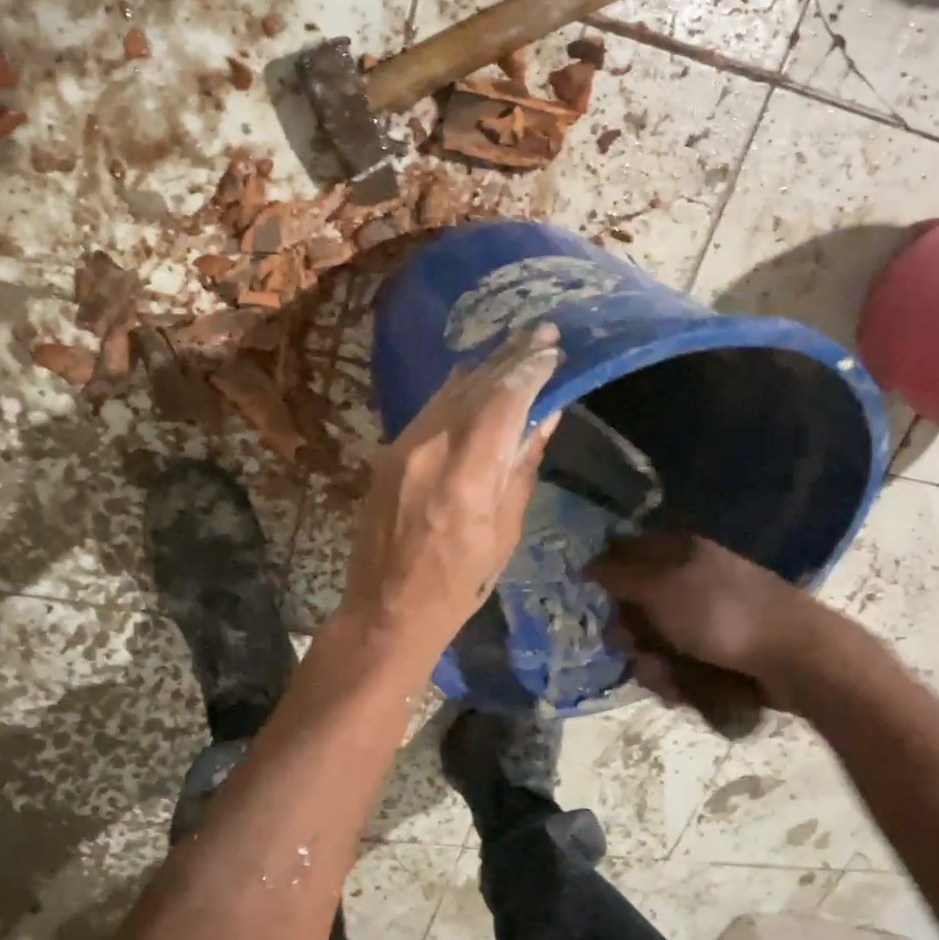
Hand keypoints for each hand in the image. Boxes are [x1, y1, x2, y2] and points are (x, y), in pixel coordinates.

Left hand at [341, 324, 561, 654]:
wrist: (385, 608)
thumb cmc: (457, 585)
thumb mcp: (503, 533)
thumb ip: (520, 469)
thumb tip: (543, 417)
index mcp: (466, 477)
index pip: (503, 402)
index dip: (530, 369)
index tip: (553, 346)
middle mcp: (430, 450)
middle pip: (474, 387)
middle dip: (510, 356)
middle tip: (541, 331)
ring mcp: (401, 449)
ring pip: (447, 393)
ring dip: (482, 368)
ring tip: (512, 346)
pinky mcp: (387, 454)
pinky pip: (427, 410)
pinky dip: (455, 391)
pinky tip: (472, 379)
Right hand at [588, 532, 856, 712]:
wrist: (796, 657)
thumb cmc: (721, 614)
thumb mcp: (660, 588)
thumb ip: (618, 575)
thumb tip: (586, 564)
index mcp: (677, 552)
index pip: (624, 552)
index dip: (604, 575)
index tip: (593, 600)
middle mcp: (688, 580)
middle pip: (633, 604)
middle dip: (629, 633)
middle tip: (634, 646)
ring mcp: (706, 617)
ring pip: (654, 641)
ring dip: (651, 663)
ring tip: (668, 679)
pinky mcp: (719, 651)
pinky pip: (680, 664)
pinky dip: (677, 679)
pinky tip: (684, 691)